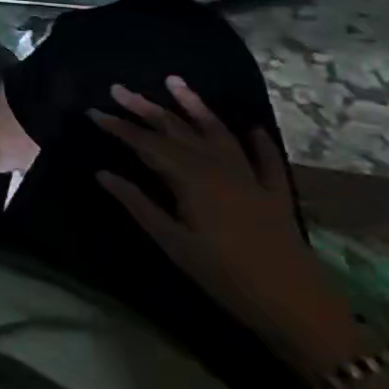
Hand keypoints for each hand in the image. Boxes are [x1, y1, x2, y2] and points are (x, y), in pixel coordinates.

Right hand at [89, 76, 362, 375]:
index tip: (94, 111)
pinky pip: (265, 160)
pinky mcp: (274, 194)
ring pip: (217, 132)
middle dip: (145, 108)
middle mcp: (217, 166)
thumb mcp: (174, 243)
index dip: (119, 127)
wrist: (294, 305)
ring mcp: (249, 176)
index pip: (146, 144)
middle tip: (119, 88)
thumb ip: (138, 205)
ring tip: (175, 83)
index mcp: (190, 177)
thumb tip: (103, 173)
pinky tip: (251, 127)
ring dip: (195, 106)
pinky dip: (258, 141)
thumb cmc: (225, 275)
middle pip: (176, 130)